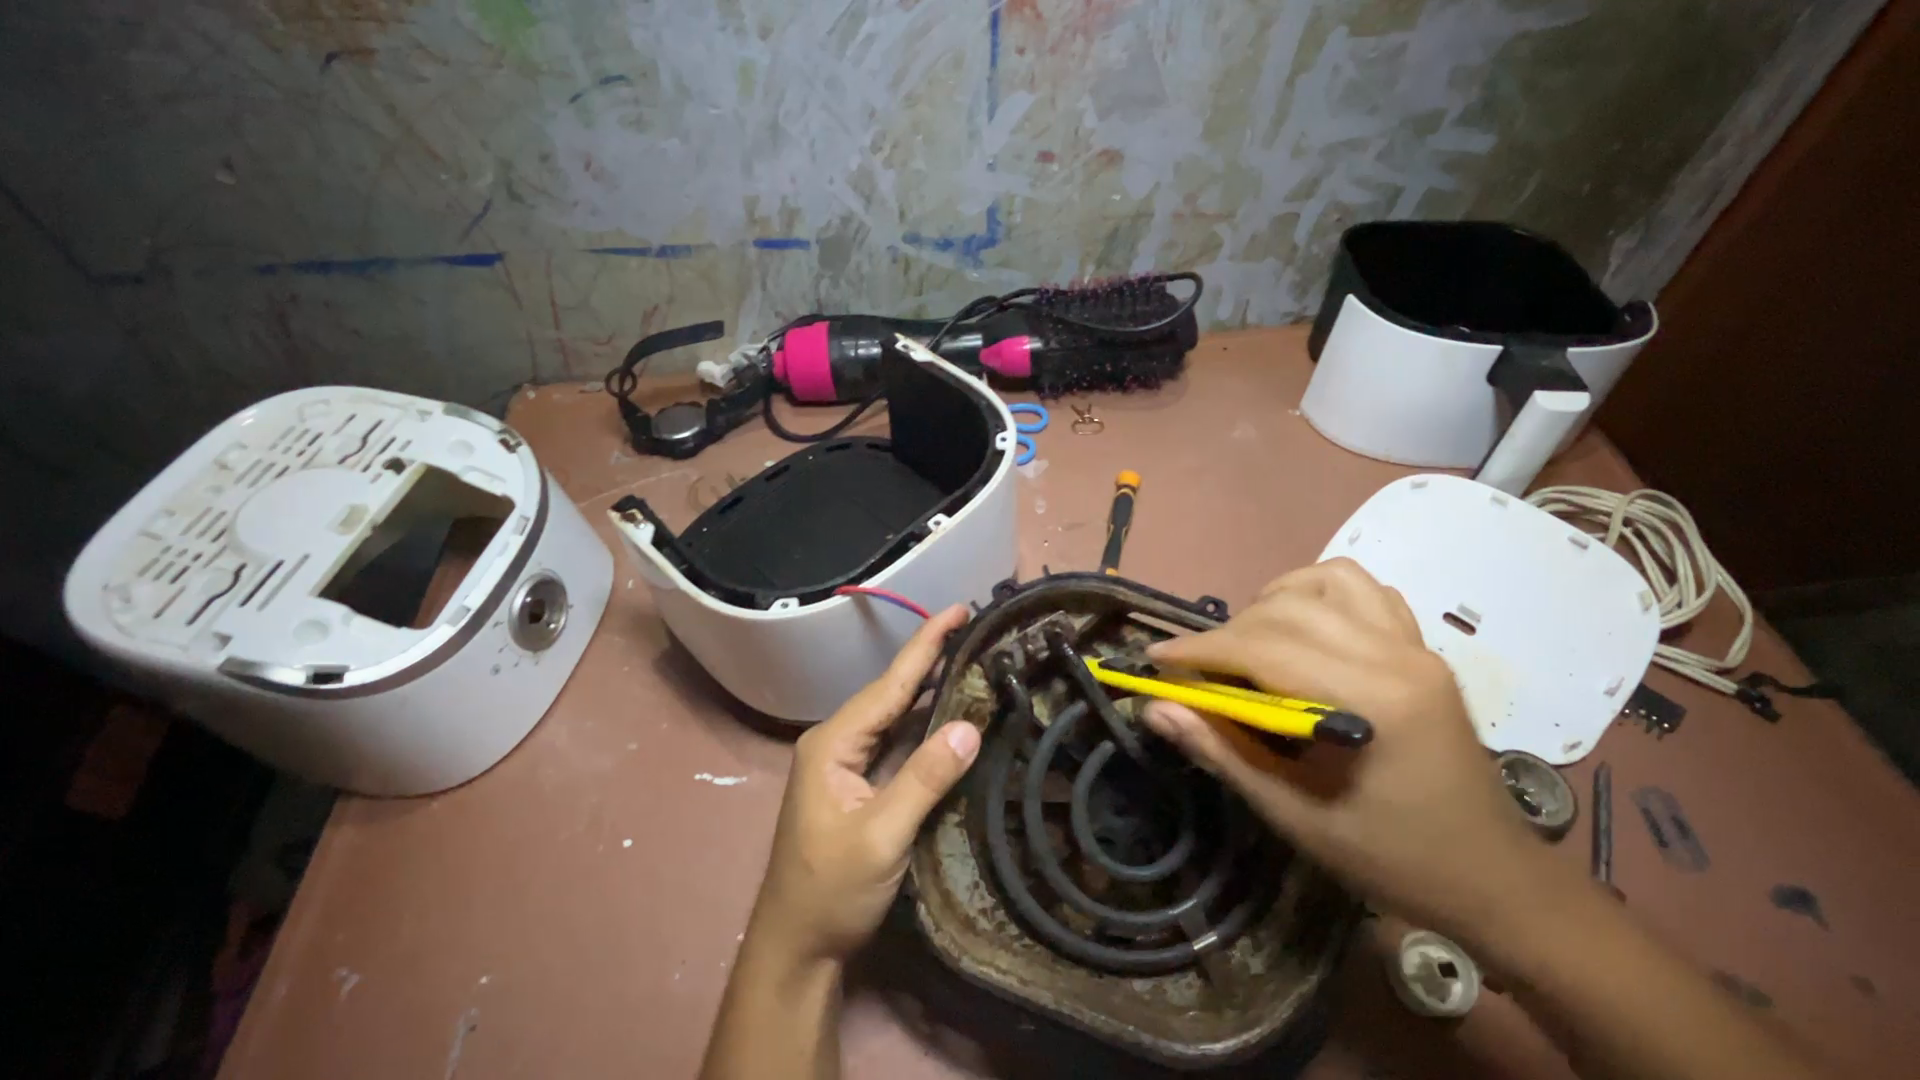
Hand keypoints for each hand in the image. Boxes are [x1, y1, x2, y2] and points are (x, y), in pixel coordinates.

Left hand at [749, 604, 980, 962]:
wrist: (797, 945)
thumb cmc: (830, 890)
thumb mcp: (880, 836)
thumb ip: (923, 779)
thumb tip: (969, 727)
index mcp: (833, 744)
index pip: (889, 685)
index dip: (927, 646)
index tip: (958, 609)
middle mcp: (837, 744)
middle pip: (892, 694)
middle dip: (932, 660)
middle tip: (977, 630)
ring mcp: (847, 766)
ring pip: (896, 718)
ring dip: (931, 691)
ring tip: (973, 661)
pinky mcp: (859, 788)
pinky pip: (897, 745)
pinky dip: (925, 727)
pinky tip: (951, 717)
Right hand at [1140, 558, 1570, 939]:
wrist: (1493, 879)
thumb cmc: (1391, 859)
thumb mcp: (1296, 817)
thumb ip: (1224, 753)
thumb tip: (1156, 708)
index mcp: (1372, 700)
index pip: (1266, 646)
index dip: (1202, 649)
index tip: (1156, 660)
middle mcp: (1398, 657)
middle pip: (1292, 607)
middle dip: (1230, 630)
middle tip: (1198, 670)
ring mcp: (1418, 649)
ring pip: (1332, 580)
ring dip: (1277, 599)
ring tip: (1249, 642)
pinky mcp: (1425, 652)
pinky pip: (1368, 593)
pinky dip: (1322, 596)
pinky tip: (1303, 634)